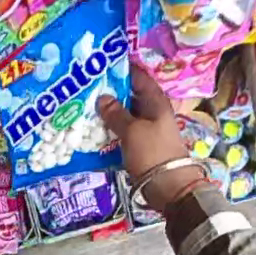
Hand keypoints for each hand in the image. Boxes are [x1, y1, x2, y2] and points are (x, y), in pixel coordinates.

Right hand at [100, 62, 206, 210]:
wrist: (169, 189)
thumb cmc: (152, 154)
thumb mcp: (132, 131)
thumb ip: (116, 114)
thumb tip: (102, 98)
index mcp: (155, 101)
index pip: (138, 76)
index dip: (121, 69)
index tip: (99, 65)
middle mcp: (153, 113)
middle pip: (130, 97)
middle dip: (110, 93)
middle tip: (86, 89)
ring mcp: (148, 131)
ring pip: (126, 117)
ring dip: (109, 115)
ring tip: (86, 110)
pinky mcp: (142, 149)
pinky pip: (125, 135)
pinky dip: (112, 133)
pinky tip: (96, 133)